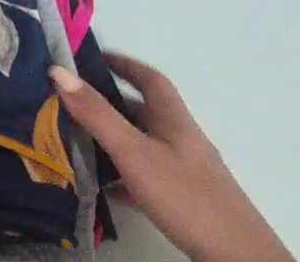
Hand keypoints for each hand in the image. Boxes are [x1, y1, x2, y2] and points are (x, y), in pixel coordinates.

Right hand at [52, 55, 293, 261]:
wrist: (241, 261)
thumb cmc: (187, 198)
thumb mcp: (135, 153)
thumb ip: (97, 114)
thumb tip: (58, 70)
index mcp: (174, 120)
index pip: (150, 79)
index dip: (125, 64)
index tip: (95, 57)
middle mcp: (182, 140)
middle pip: (144, 111)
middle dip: (110, 102)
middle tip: (72, 100)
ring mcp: (187, 173)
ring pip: (144, 145)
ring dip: (114, 139)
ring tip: (77, 140)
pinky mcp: (186, 202)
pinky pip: (148, 178)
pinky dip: (124, 176)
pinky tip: (105, 189)